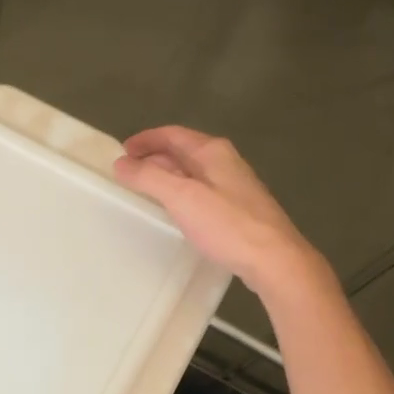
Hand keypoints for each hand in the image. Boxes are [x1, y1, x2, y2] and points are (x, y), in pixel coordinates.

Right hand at [113, 126, 333, 300]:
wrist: (273, 258)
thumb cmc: (227, 225)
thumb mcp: (182, 198)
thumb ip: (149, 178)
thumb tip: (121, 163)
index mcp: (212, 152)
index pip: (172, 134)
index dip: (145, 140)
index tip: (121, 152)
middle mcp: (225, 162)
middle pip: (183, 150)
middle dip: (154, 157)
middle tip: (128, 172)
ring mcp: (233, 185)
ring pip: (192, 171)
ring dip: (167, 175)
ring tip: (145, 189)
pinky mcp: (237, 209)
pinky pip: (201, 191)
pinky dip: (181, 192)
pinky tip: (175, 209)